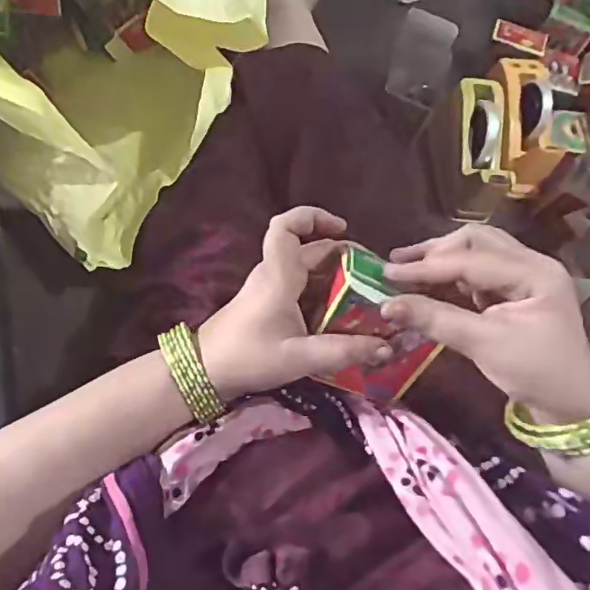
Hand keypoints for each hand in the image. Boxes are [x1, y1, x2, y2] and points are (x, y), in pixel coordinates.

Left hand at [196, 207, 392, 399]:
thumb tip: (385, 348)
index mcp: (278, 275)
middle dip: (342, 258)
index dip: (312, 217)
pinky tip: (341, 317)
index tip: (342, 228)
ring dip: (334, 280)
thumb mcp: (298, 357)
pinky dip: (322, 296)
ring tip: (364, 299)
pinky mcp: (267, 306)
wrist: (204, 372)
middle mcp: (273, 275)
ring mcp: (269, 290)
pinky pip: (300, 290)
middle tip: (372, 278)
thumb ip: (343, 351)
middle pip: (309, 251)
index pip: (285, 226)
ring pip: (306, 272)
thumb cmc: (247, 356)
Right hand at [381, 225, 589, 422]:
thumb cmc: (533, 372)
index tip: (386, 272)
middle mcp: (533, 263)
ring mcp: (528, 275)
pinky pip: (481, 270)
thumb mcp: (483, 345)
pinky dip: (453, 273)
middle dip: (435, 251)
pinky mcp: (518, 290)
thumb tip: (388, 305)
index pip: (470, 260)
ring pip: (478, 251)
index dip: (425, 266)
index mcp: (534, 272)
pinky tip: (431, 283)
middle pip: (476, 240)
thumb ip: (435, 319)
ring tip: (408, 268)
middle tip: (398, 265)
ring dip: (443, 258)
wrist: (569, 403)